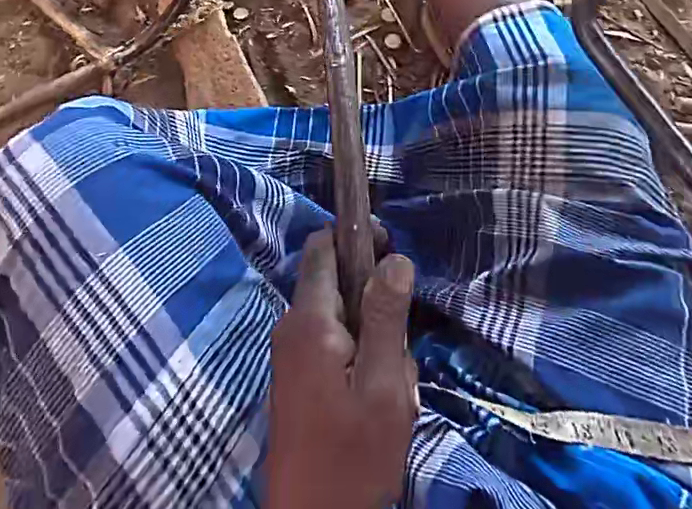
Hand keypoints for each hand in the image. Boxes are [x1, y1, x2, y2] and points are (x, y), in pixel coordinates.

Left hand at [265, 228, 417, 508]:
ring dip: (371, 336)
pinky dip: (359, 355)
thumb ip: (387, 318)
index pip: (322, 248)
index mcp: (308, 318)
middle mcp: (291, 324)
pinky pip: (331, 344)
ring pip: (338, 317)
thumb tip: (395, 258)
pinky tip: (376, 397)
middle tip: (402, 344)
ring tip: (392, 384)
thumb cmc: (352, 454)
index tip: (391, 247)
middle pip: (334, 283)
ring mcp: (289, 350)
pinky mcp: (295, 374)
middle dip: (372, 300)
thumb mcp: (383, 386)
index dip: (355, 237)